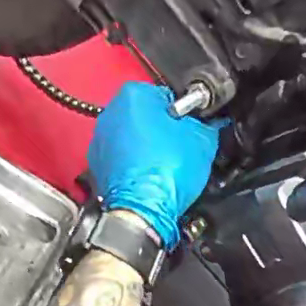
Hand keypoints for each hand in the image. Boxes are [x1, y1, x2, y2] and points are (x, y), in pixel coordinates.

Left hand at [86, 82, 221, 247]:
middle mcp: (110, 113)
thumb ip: (206, 124)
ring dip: (147, 148)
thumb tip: (208, 125)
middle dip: (162, 130)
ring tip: (165, 166)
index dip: (184, 114)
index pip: (166, 95)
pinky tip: (149, 178)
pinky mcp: (97, 166)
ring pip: (131, 138)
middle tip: (180, 149)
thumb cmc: (165, 173)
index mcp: (133, 95)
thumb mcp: (203, 140)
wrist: (142, 211)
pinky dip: (133, 166)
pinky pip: (121, 160)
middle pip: (145, 116)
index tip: (191, 129)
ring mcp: (100, 141)